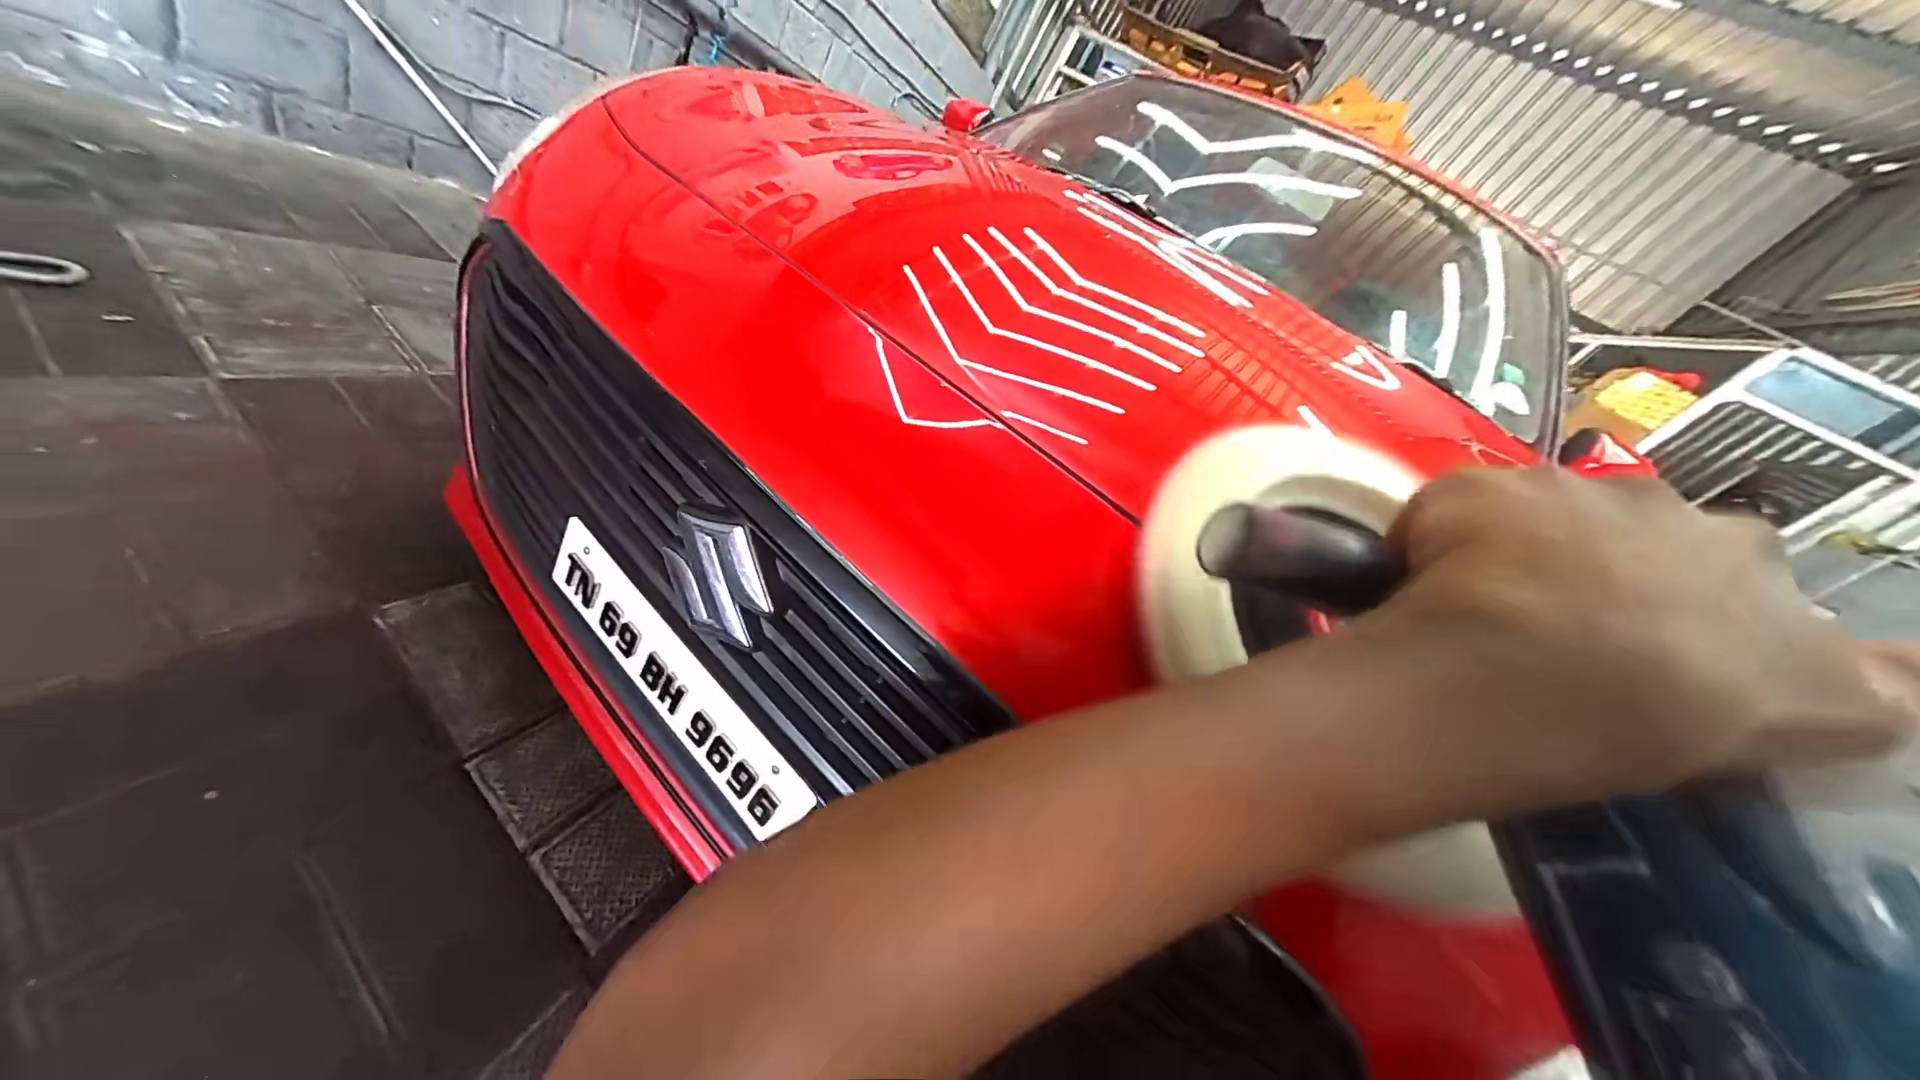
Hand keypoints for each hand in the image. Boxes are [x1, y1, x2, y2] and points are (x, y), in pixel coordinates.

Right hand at [1340, 467, 1917, 831]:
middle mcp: (1701, 526)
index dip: (1542, 552)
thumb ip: (1475, 511)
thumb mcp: (1439, 508)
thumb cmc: (1461, 582)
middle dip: (1634, 579)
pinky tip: (1851, 696)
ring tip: (1643, 678)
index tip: (1502, 589)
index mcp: (1611, 491)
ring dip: (1718, 627)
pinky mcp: (1834, 692)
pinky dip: (1873, 687)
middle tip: (1565, 633)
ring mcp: (1776, 606)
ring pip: (1762, 607)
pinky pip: (1892, 685)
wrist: (1518, 657)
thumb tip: (1474, 542)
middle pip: (1678, 547)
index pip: (1585, 514)